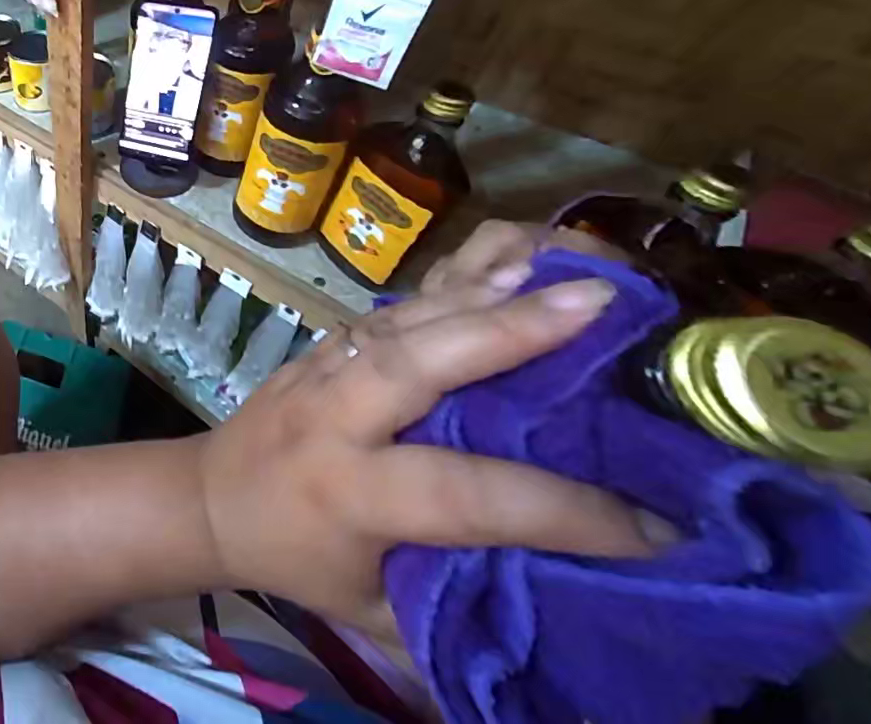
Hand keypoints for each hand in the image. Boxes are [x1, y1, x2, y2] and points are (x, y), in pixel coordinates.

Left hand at [191, 222, 669, 637]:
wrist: (208, 495)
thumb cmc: (292, 557)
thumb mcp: (371, 607)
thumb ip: (457, 604)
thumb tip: (573, 606)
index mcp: (348, 490)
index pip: (461, 490)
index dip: (561, 511)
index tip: (662, 528)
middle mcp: (334, 417)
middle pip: (413, 362)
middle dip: (504, 332)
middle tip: (599, 305)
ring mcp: (322, 368)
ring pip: (401, 324)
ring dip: (480, 292)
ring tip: (560, 266)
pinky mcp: (321, 346)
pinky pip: (389, 312)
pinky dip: (446, 287)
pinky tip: (496, 263)